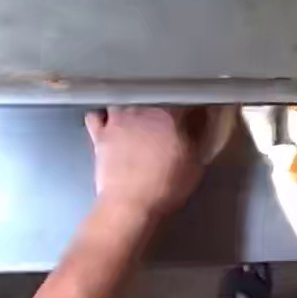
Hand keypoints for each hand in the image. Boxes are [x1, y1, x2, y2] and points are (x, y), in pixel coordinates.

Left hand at [85, 107, 203, 219]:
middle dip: (162, 100)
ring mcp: (117, 119)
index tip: (194, 109)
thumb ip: (198, 137)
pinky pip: (95, 114)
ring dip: (132, 102)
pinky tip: (108, 119)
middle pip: (152, 92)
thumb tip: (201, 122)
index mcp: (169, 114)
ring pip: (123, 97)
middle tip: (168, 115)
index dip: (190, 102)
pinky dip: (102, 114)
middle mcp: (141, 110)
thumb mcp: (194, 164)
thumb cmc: (164, 187)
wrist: (130, 205)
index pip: (182, 96)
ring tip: (139, 113)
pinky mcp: (100, 134)